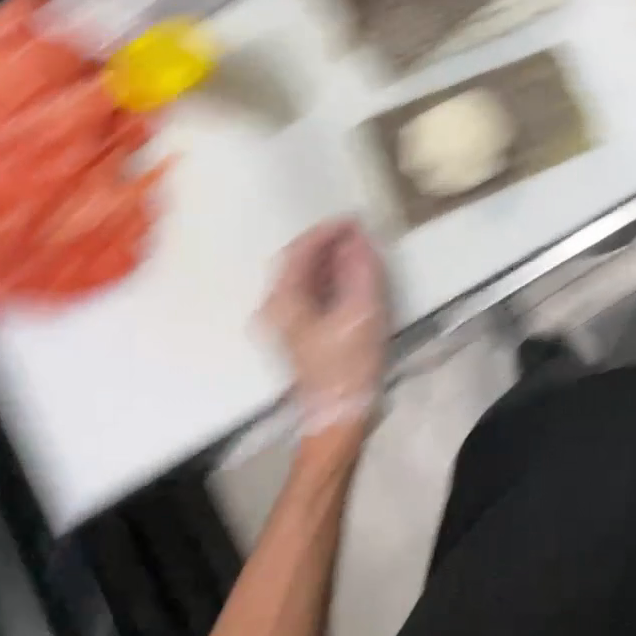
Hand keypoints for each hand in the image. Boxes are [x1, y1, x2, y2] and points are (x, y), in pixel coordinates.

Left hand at [259, 219, 391, 436]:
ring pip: (303, 278)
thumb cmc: (349, 363)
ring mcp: (282, 323)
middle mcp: (273, 309)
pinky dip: (329, 278)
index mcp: (282, 302)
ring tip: (360, 249)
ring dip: (330, 260)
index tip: (354, 219)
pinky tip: (351, 276)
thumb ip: (360, 270)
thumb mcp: (362, 312)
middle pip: (296, 263)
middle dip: (327, 244)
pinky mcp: (297, 333)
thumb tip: (357, 238)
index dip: (326, 231)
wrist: (339, 415)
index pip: (298, 252)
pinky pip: (309, 292)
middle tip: (359, 232)